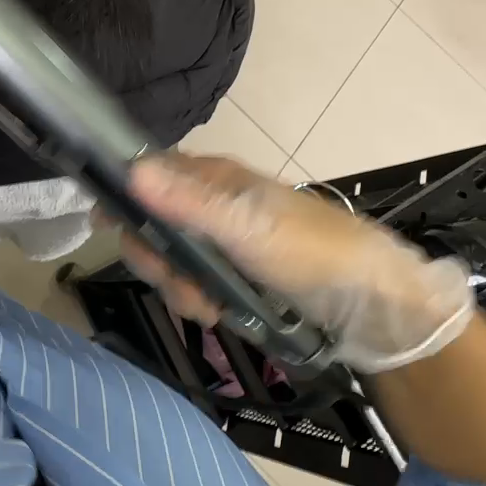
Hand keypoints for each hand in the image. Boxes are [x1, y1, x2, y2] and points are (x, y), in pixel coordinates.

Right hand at [115, 154, 476, 372]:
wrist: (374, 306)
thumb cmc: (312, 253)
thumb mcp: (247, 228)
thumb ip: (189, 203)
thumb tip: (131, 171)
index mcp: (212, 177)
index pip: (146, 174)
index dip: (124, 200)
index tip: (112, 232)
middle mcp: (210, 202)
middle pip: (151, 222)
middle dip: (156, 259)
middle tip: (179, 285)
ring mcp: (222, 238)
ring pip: (169, 257)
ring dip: (177, 286)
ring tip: (206, 308)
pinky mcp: (233, 272)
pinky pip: (193, 281)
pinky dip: (196, 299)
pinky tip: (216, 313)